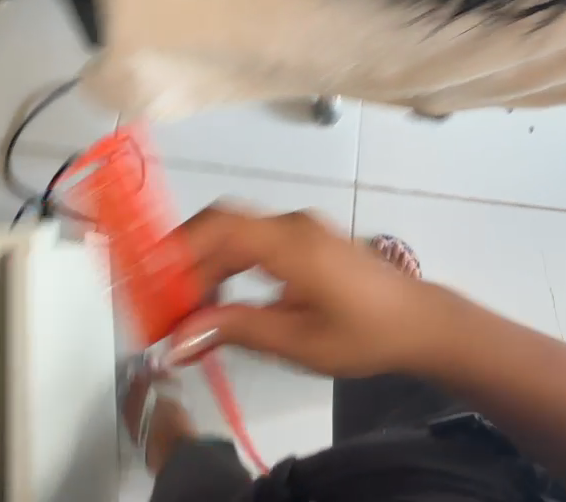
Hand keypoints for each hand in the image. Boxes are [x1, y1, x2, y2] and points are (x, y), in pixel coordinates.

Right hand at [162, 205, 455, 377]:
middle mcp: (291, 224)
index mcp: (291, 244)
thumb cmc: (364, 334)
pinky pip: (253, 241)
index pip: (220, 228)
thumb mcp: (298, 342)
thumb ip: (237, 330)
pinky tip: (218, 299)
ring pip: (235, 233)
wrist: (418, 320)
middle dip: (183, 260)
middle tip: (156, 301)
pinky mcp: (304, 238)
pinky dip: (227, 265)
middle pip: (222, 226)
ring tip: (182, 309)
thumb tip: (179, 338)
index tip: (147, 278)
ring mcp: (299, 228)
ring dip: (204, 266)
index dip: (178, 248)